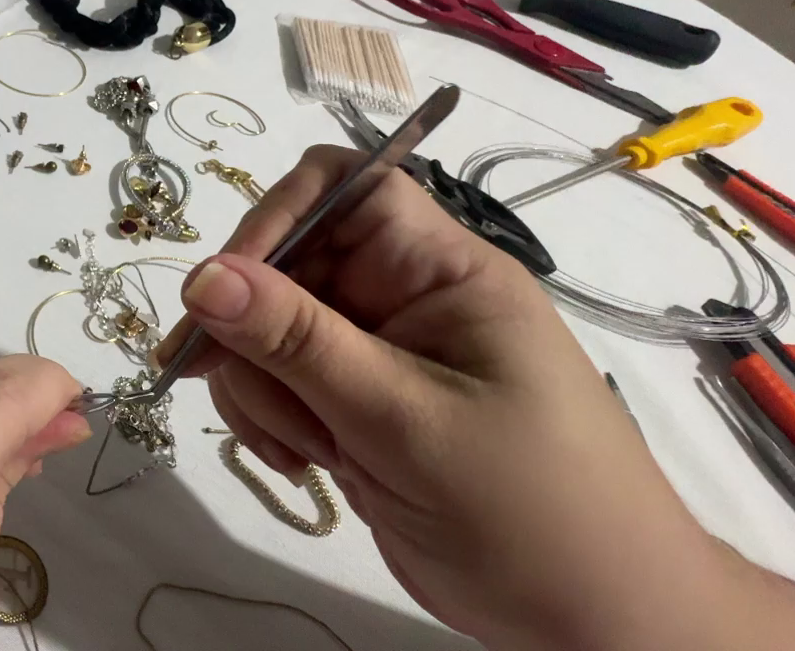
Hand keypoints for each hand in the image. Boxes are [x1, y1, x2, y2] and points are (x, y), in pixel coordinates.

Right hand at [155, 144, 794, 650]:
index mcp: (437, 270)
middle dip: (249, 331)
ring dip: (257, 388)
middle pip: (280, 265)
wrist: (596, 633)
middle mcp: (396, 294)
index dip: (276, 216)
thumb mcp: (403, 420)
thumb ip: (296, 341)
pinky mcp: (344, 398)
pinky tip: (301, 463)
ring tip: (304, 450)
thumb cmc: (532, 514)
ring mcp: (366, 348)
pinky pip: (267, 379)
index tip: (223, 285)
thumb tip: (198, 277)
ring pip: (258, 327)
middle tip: (230, 386)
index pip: (342, 188)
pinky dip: (264, 418)